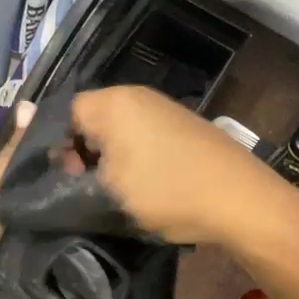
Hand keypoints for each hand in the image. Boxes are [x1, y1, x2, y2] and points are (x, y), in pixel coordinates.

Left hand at [0, 103, 111, 298]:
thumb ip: (15, 156)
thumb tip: (34, 103)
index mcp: (1, 197)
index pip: (49, 194)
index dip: (80, 203)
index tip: (119, 214)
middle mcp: (2, 229)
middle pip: (53, 245)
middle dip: (85, 268)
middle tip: (118, 288)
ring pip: (42, 285)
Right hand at [71, 85, 298, 249]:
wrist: (244, 203)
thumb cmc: (167, 193)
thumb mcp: (106, 192)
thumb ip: (71, 175)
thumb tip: (59, 169)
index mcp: (112, 103)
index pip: (61, 114)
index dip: (54, 148)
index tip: (63, 180)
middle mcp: (135, 95)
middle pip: (88, 119)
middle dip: (80, 152)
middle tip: (84, 187)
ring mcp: (163, 108)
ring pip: (114, 129)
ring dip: (107, 157)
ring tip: (112, 190)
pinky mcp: (182, 125)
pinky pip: (140, 134)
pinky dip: (132, 156)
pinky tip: (142, 184)